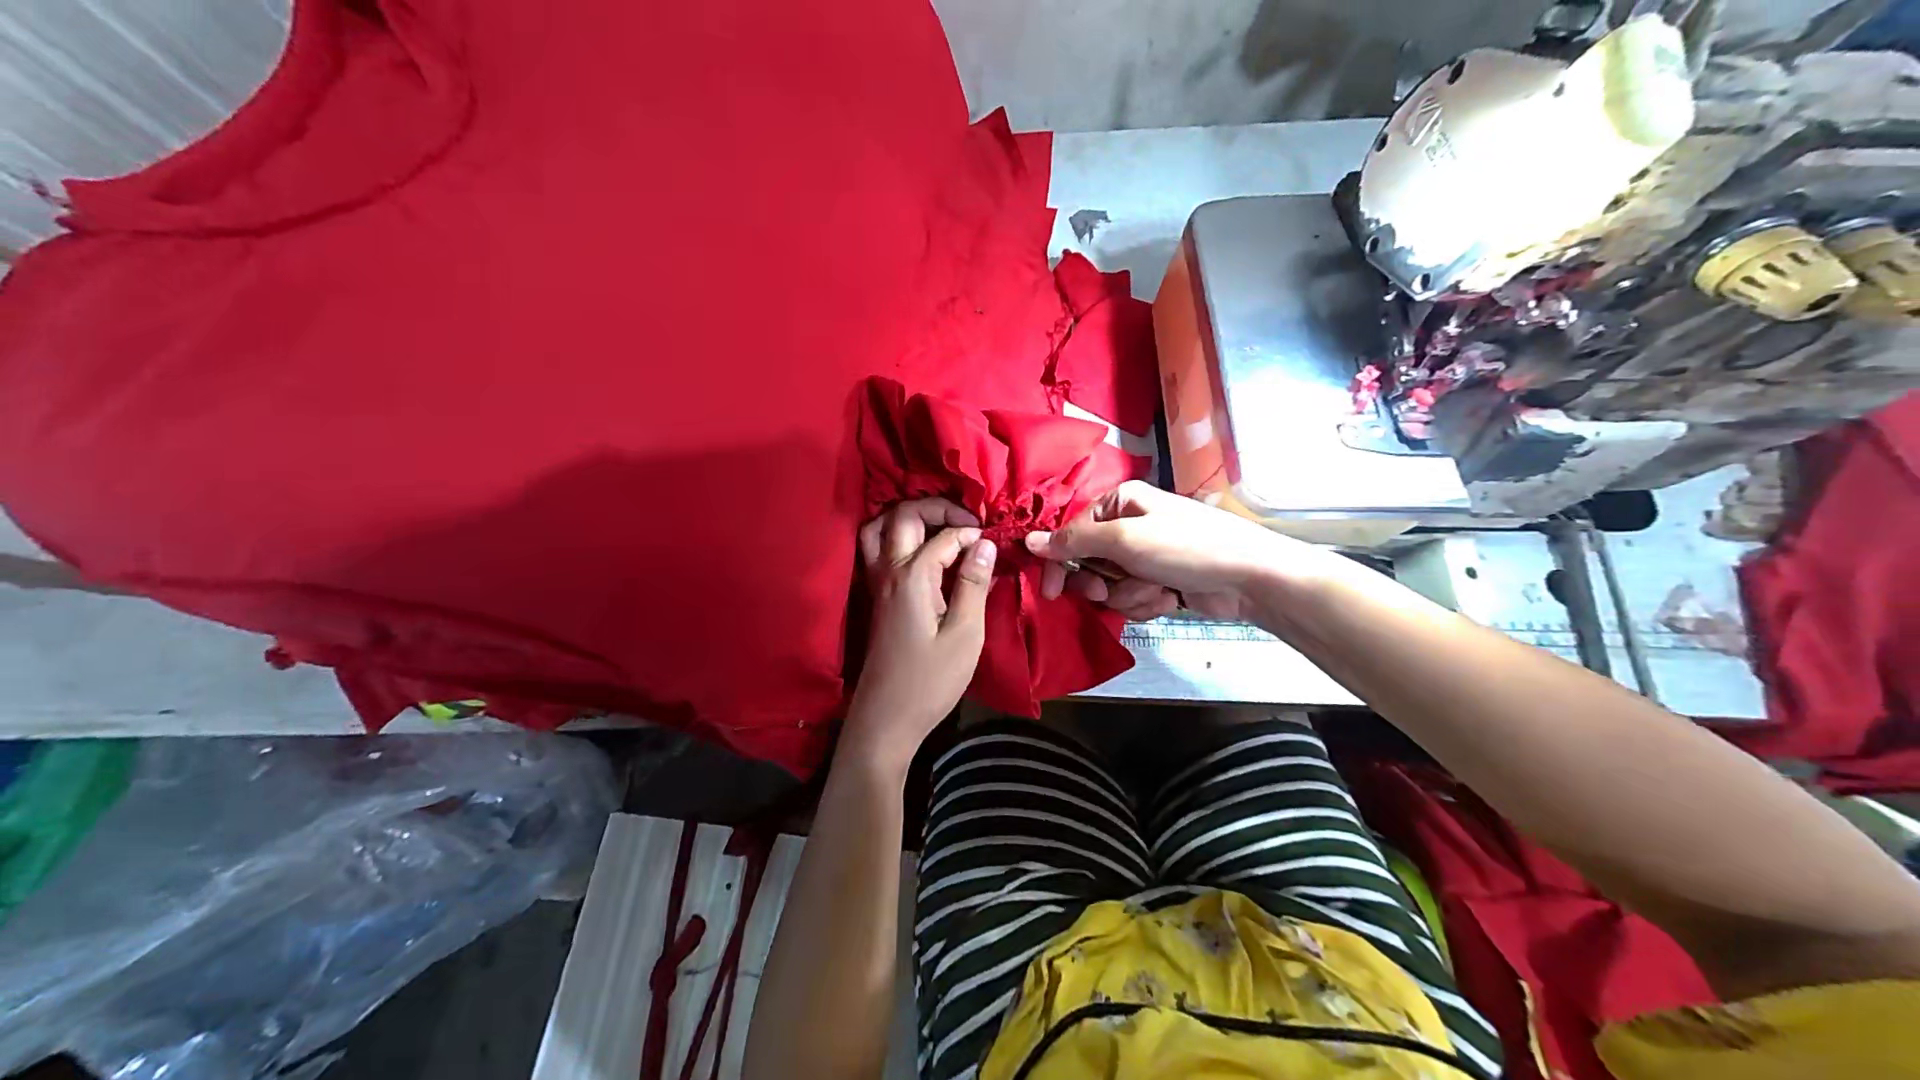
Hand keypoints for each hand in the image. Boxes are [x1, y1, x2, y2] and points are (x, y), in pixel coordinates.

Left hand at [846, 498, 997, 770]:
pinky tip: (924, 552)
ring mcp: (877, 583)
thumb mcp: (965, 634)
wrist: (886, 718)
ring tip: (942, 527)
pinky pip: (879, 550)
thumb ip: (973, 584)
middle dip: (936, 507)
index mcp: (911, 576)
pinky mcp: (877, 597)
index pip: (944, 536)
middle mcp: (888, 571)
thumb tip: (984, 543)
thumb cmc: (931, 681)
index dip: (972, 533)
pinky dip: (898, 537)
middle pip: (902, 516)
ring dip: (909, 518)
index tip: (996, 541)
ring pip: (880, 529)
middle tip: (968, 521)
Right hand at [1025, 480, 1320, 620]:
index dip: (1059, 564)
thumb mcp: (1125, 540)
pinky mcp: (1159, 582)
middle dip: (1102, 583)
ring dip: (1129, 595)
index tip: (1051, 591)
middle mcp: (1129, 525)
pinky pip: (1132, 599)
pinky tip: (1169, 597)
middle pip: (1088, 563)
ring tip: (1157, 589)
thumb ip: (1073, 542)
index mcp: (1119, 502)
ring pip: (1110, 586)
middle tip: (1113, 588)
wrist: (1249, 579)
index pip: (1070, 534)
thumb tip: (1028, 540)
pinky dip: (1147, 603)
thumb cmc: (1187, 547)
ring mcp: (1145, 556)